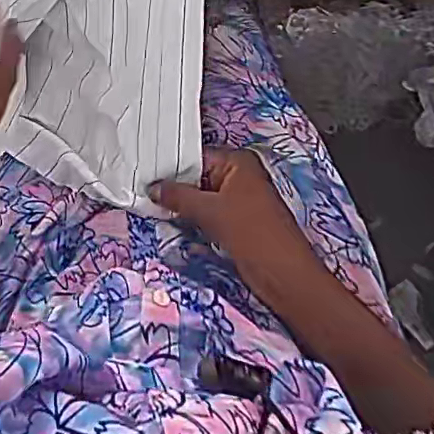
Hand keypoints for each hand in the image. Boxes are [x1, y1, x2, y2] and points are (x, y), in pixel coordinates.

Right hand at [149, 148, 323, 297]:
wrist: (286, 277)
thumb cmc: (256, 235)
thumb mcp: (211, 212)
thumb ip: (179, 197)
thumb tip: (155, 188)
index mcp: (239, 162)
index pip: (196, 156)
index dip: (172, 167)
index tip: (147, 176)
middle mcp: (240, 176)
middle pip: (198, 177)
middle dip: (176, 188)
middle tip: (147, 193)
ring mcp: (239, 200)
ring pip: (202, 198)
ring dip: (184, 206)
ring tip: (156, 208)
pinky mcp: (237, 222)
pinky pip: (208, 214)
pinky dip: (194, 219)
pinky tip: (175, 223)